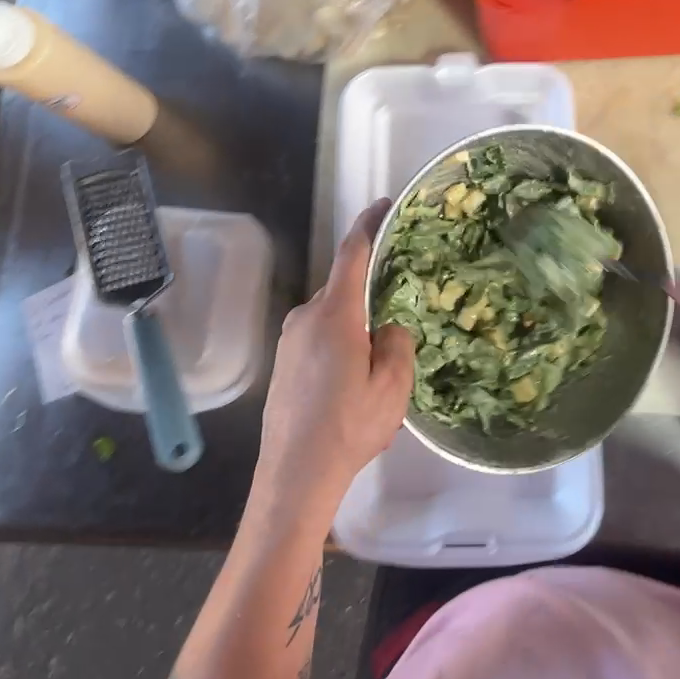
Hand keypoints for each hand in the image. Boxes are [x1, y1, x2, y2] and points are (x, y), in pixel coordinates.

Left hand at [255, 199, 414, 511]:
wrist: (294, 474)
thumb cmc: (348, 427)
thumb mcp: (392, 386)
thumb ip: (397, 344)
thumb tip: (388, 328)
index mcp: (334, 314)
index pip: (352, 253)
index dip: (369, 224)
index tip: (383, 205)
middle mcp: (305, 317)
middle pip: (344, 291)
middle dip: (370, 301)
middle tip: (397, 328)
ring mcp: (289, 341)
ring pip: (332, 321)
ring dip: (354, 332)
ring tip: (375, 375)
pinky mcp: (282, 364)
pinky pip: (317, 341)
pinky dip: (337, 350)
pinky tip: (349, 389)